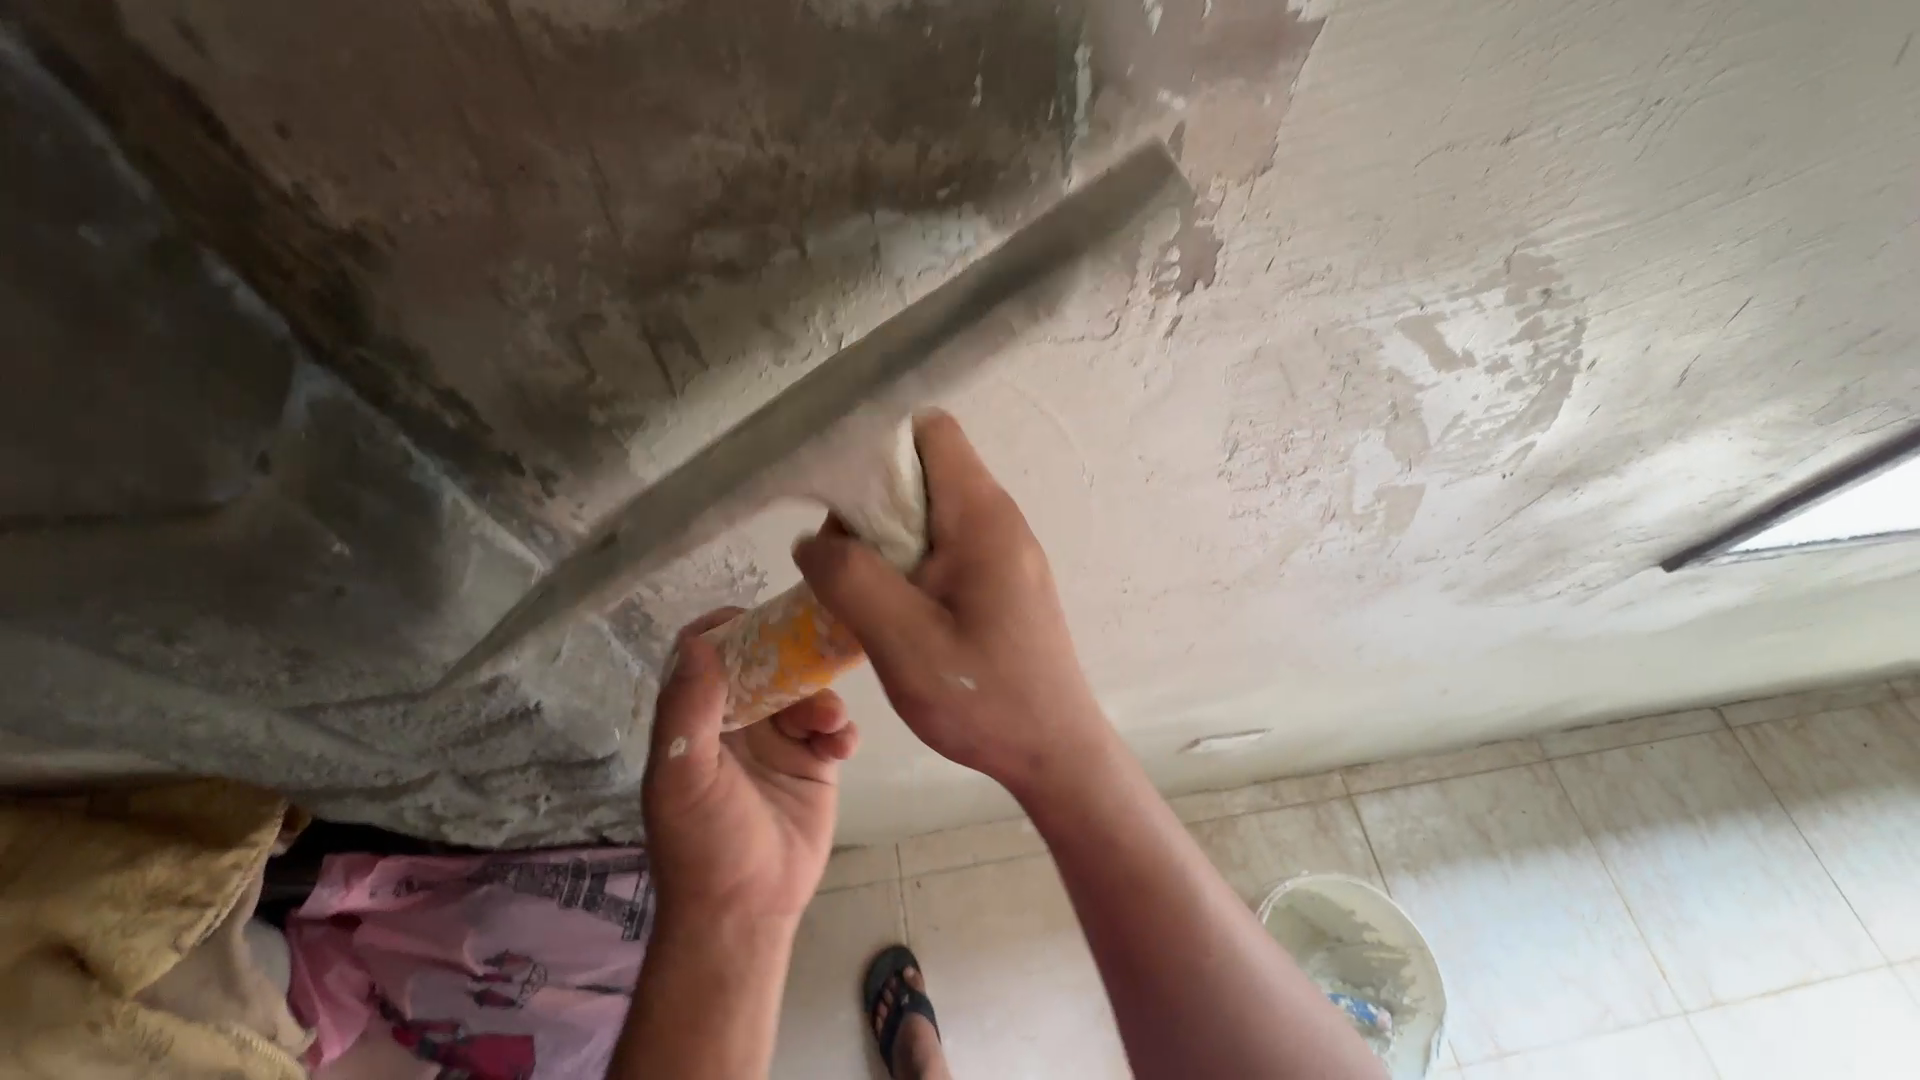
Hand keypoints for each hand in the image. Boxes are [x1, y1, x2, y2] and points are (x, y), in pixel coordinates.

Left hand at [641, 610, 859, 920]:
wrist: (746, 912)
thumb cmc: (705, 843)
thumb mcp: (682, 776)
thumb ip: (687, 709)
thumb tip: (699, 641)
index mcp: (697, 720)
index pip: (705, 656)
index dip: (727, 629)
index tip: (760, 618)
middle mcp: (737, 724)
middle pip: (765, 666)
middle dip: (791, 659)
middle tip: (816, 650)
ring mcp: (777, 742)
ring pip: (805, 694)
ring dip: (821, 700)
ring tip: (829, 724)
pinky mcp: (814, 763)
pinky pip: (832, 729)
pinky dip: (841, 730)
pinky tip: (842, 747)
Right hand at [793, 411, 1110, 795]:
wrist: (1054, 752)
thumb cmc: (985, 699)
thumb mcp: (903, 642)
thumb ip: (851, 580)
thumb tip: (813, 542)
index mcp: (981, 516)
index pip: (930, 430)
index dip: (877, 442)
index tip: (835, 488)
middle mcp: (998, 519)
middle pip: (923, 470)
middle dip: (871, 501)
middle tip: (844, 560)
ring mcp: (1003, 550)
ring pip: (928, 511)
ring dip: (885, 539)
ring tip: (864, 594)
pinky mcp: (1000, 580)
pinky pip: (943, 546)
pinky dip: (908, 562)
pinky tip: (892, 611)